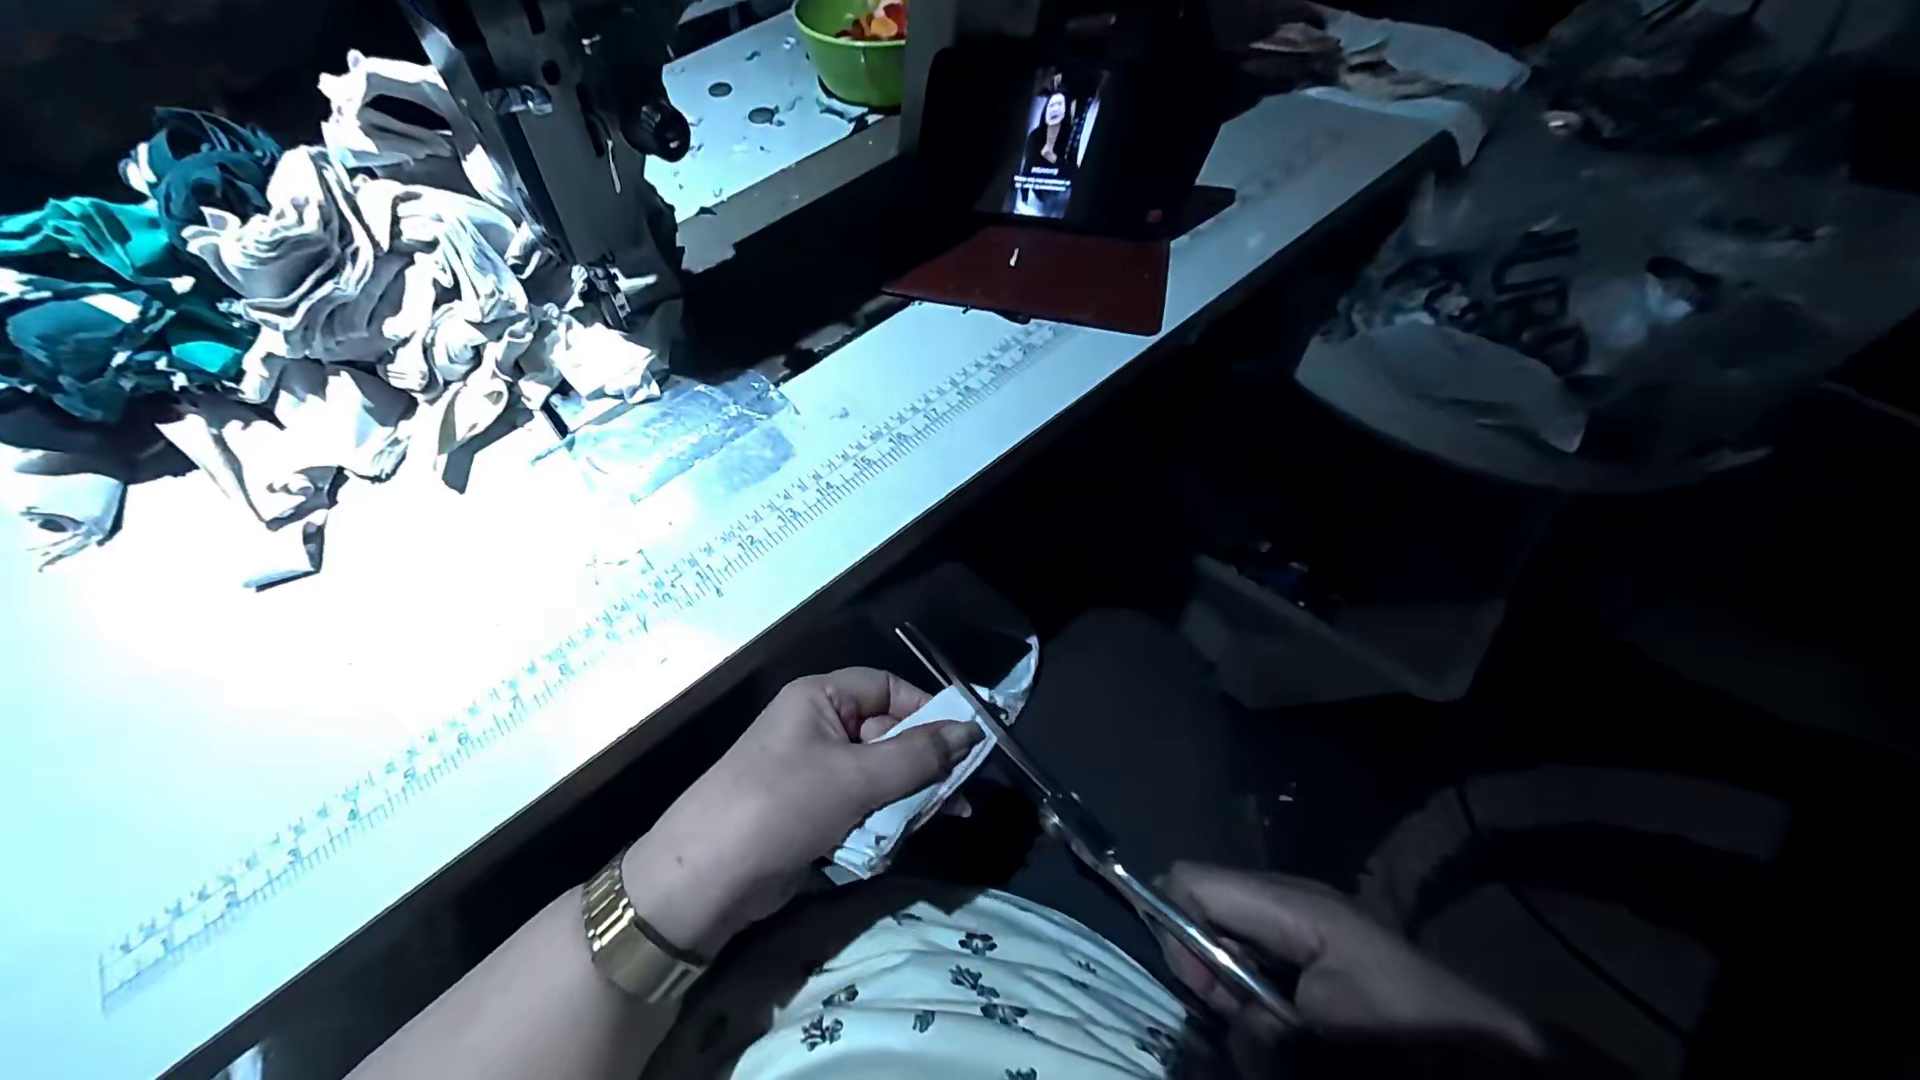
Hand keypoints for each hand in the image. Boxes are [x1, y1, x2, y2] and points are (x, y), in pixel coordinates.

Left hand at [623, 669, 981, 955]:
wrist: (702, 883)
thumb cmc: (781, 807)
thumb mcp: (855, 778)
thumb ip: (918, 755)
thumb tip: (973, 731)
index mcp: (820, 698)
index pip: (887, 687)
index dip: (926, 708)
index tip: (964, 739)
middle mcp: (818, 725)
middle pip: (887, 731)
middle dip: (922, 760)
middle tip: (960, 790)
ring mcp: (815, 769)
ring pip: (880, 771)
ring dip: (908, 794)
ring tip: (941, 816)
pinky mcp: (814, 808)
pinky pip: (863, 801)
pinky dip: (884, 817)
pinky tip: (901, 835)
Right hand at [1159, 863, 1542, 1073]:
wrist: (1500, 1056)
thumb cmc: (1410, 1044)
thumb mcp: (1324, 1052)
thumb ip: (1259, 1035)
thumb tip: (1231, 1024)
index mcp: (1290, 904)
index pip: (1189, 879)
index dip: (1171, 924)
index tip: (1194, 983)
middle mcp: (1289, 895)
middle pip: (1202, 898)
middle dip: (1198, 954)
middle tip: (1232, 1010)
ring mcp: (1303, 911)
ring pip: (1225, 923)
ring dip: (1225, 972)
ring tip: (1265, 1021)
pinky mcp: (1315, 934)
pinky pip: (1254, 941)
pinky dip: (1249, 975)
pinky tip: (1282, 1013)